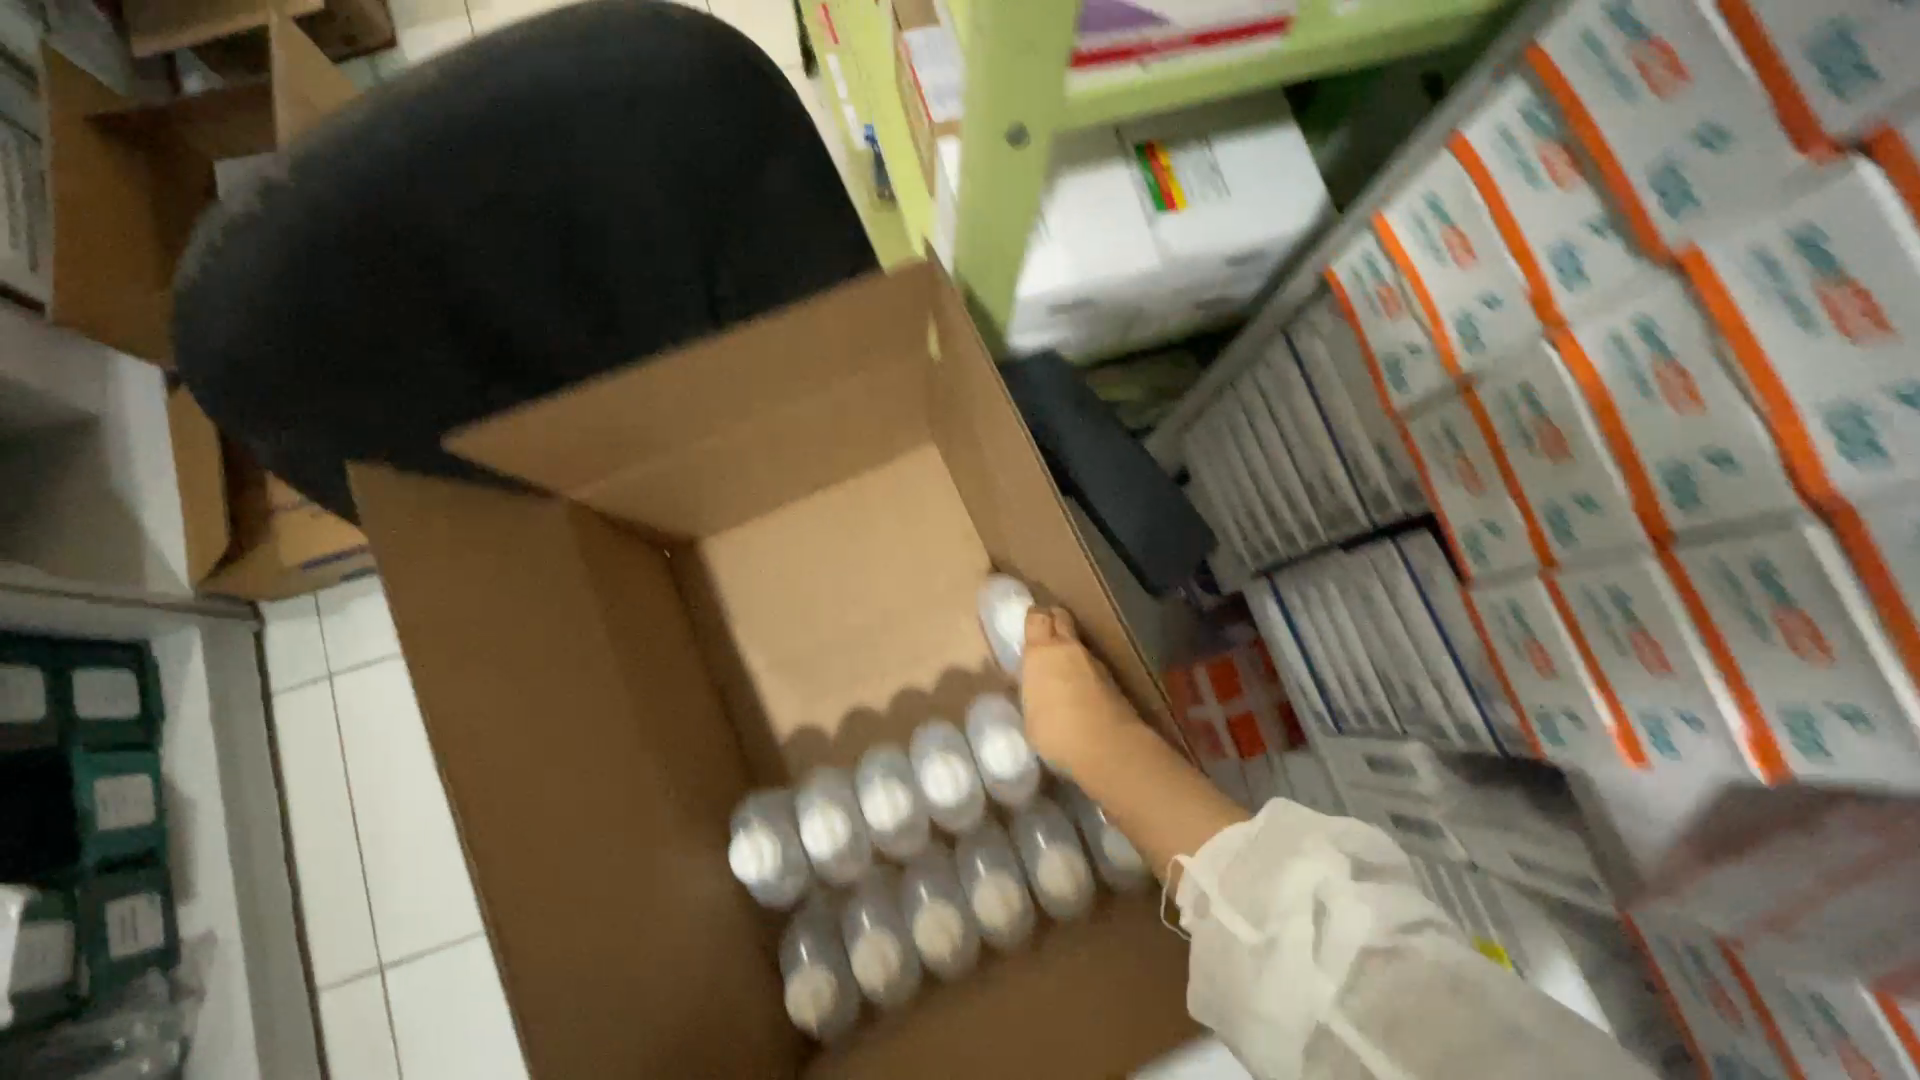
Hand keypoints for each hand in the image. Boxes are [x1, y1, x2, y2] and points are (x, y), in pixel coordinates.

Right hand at [1019, 607, 1146, 770]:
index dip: (1033, 618)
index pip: (1037, 617)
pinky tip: (1081, 693)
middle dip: (1054, 620)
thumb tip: (1031, 685)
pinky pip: (1093, 667)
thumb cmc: (1055, 731)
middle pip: (1062, 618)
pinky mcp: (1113, 680)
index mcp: (1042, 652)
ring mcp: (1095, 662)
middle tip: (1044, 636)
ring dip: (1070, 651)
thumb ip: (1030, 691)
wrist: (1108, 747)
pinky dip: (1085, 672)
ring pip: (1079, 645)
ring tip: (1062, 672)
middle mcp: (1069, 649)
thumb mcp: (1029, 714)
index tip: (1027, 625)